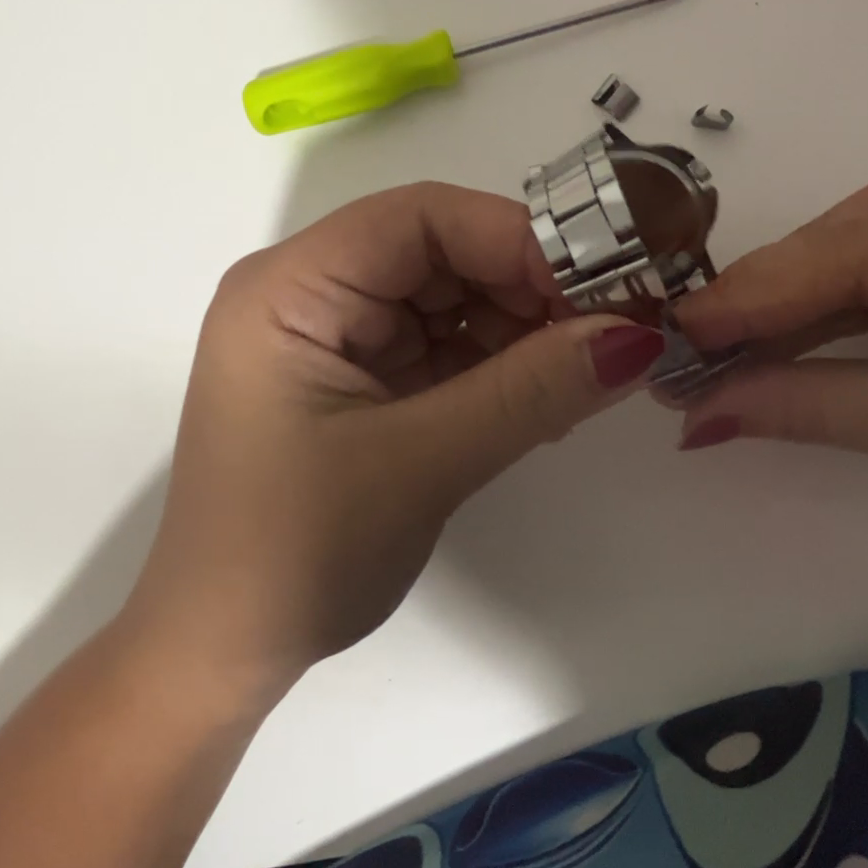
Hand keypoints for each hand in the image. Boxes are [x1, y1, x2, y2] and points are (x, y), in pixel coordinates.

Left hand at [120, 183, 668, 689]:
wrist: (226, 649)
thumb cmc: (296, 551)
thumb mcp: (421, 463)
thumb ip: (531, 391)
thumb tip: (641, 336)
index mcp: (292, 288)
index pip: (419, 218)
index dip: (517, 238)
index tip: (603, 287)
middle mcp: (311, 297)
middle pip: (440, 255)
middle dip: (529, 289)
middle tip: (614, 333)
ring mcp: (337, 343)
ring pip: (451, 304)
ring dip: (522, 333)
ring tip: (588, 375)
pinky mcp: (362, 386)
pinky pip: (444, 353)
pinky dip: (500, 370)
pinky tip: (549, 399)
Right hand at [674, 133, 867, 513]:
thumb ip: (813, 407)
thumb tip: (696, 416)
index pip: (849, 252)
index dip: (747, 299)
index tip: (662, 344)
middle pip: (838, 238)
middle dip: (755, 305)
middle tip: (679, 365)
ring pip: (842, 238)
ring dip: (779, 300)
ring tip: (715, 357)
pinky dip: (820, 294)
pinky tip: (775, 333)